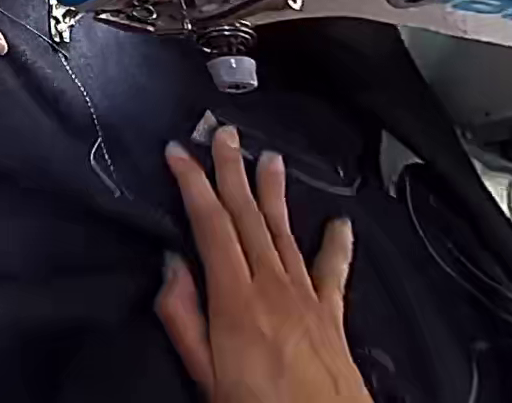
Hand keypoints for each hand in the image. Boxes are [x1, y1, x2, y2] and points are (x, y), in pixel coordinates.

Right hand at [158, 128, 369, 402]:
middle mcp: (272, 285)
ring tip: (270, 157)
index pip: (211, 223)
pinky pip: (333, 273)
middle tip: (225, 132)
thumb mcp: (206, 378)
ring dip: (274, 191)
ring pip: (284, 230)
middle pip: (247, 215)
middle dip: (232, 169)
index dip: (192, 182)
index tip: (178, 151)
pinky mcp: (333, 316)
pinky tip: (341, 223)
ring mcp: (306, 297)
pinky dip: (336, 246)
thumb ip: (185, 320)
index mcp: (237, 298)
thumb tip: (171, 264)